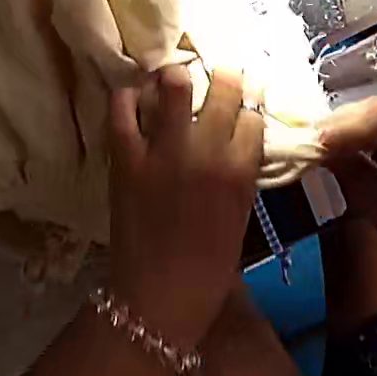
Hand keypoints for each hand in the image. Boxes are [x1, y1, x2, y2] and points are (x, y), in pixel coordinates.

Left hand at [106, 65, 264, 351]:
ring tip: (172, 82)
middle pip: (225, 86)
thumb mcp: (241, 211)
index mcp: (240, 169)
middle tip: (216, 79)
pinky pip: (123, 108)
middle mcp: (207, 151)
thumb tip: (237, 132)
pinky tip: (136, 101)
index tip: (243, 101)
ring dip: (176, 76)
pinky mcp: (127, 157)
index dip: (249, 104)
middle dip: (225, 77)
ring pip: (175, 83)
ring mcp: (164, 151)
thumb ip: (241, 167)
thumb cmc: (208, 263)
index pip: (253, 113)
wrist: (158, 298)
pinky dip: (129, 97)